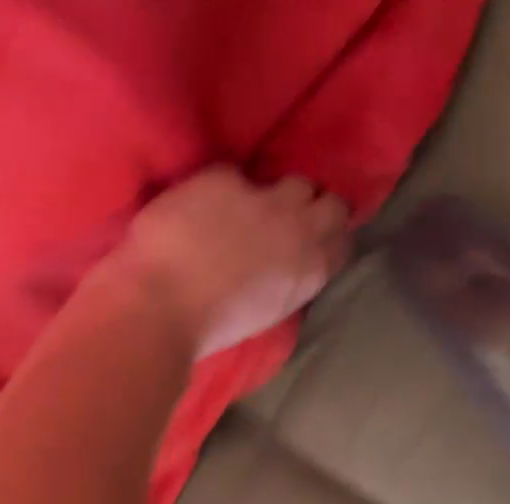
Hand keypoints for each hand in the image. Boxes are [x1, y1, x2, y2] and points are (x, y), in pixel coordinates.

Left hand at [107, 166, 348, 355]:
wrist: (166, 303)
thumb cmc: (218, 322)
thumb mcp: (274, 307)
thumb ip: (292, 277)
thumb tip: (291, 261)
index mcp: (313, 272)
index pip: (343, 240)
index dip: (328, 233)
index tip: (314, 236)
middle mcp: (302, 231)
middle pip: (330, 203)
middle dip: (314, 205)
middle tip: (288, 215)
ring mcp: (267, 201)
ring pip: (296, 182)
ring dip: (279, 191)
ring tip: (253, 205)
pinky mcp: (226, 179)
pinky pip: (235, 174)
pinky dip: (222, 187)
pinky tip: (202, 205)